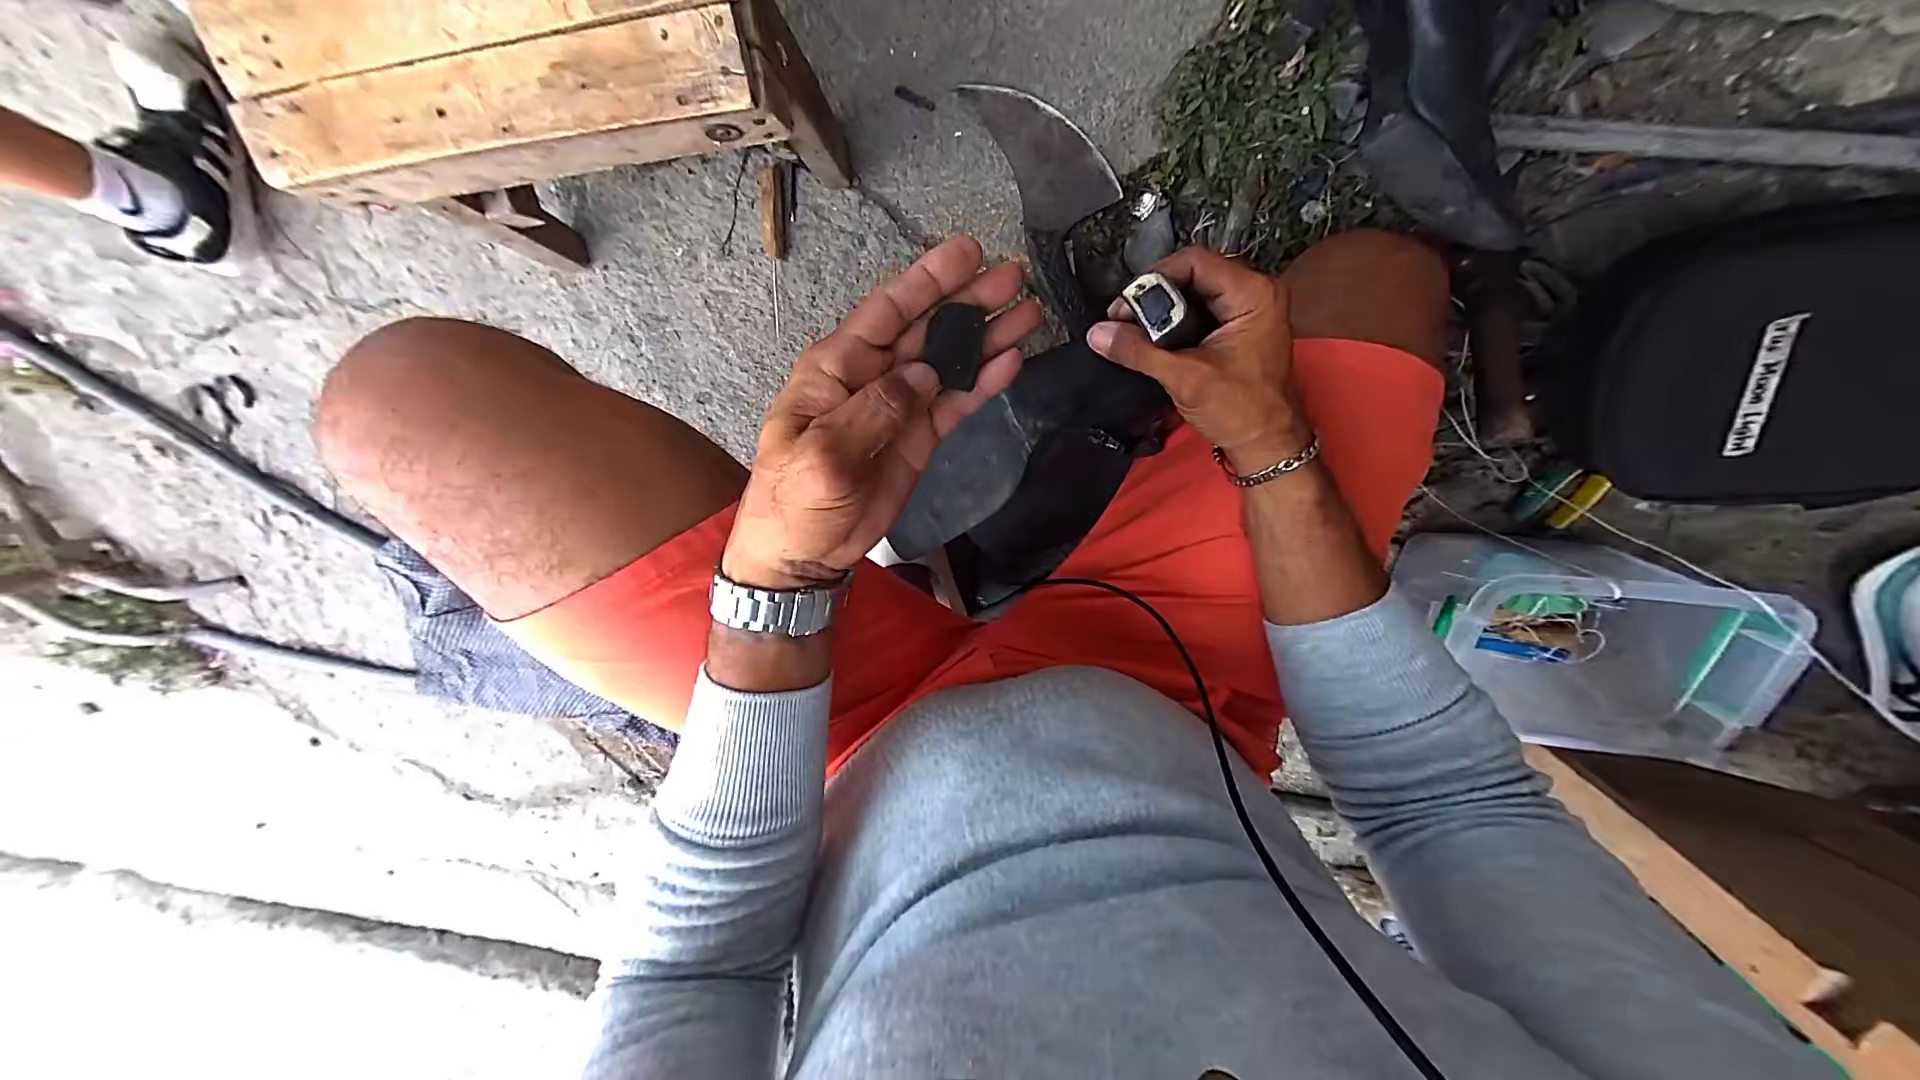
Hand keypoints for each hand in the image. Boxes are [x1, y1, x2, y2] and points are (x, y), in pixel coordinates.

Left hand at [723, 236, 1044, 588]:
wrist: (804, 551)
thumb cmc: (794, 501)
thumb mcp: (823, 454)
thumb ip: (875, 410)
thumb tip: (924, 375)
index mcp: (838, 367)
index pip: (888, 311)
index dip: (928, 280)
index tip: (968, 252)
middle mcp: (873, 376)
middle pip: (928, 328)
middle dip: (969, 301)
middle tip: (1013, 276)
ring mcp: (900, 406)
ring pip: (948, 362)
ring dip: (986, 338)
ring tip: (1027, 314)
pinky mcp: (920, 437)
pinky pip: (955, 402)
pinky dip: (982, 383)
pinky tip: (1009, 364)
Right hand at [1085, 247, 1309, 473]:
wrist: (1265, 443)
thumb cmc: (1243, 411)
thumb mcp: (1184, 378)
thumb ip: (1138, 351)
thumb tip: (1101, 333)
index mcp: (1253, 295)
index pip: (1194, 262)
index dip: (1154, 278)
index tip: (1128, 305)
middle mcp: (1254, 294)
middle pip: (1192, 273)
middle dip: (1154, 295)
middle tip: (1126, 319)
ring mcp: (1246, 312)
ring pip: (1192, 293)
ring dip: (1161, 310)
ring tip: (1136, 331)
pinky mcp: (1236, 329)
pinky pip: (1198, 312)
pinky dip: (1173, 323)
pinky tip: (1155, 341)